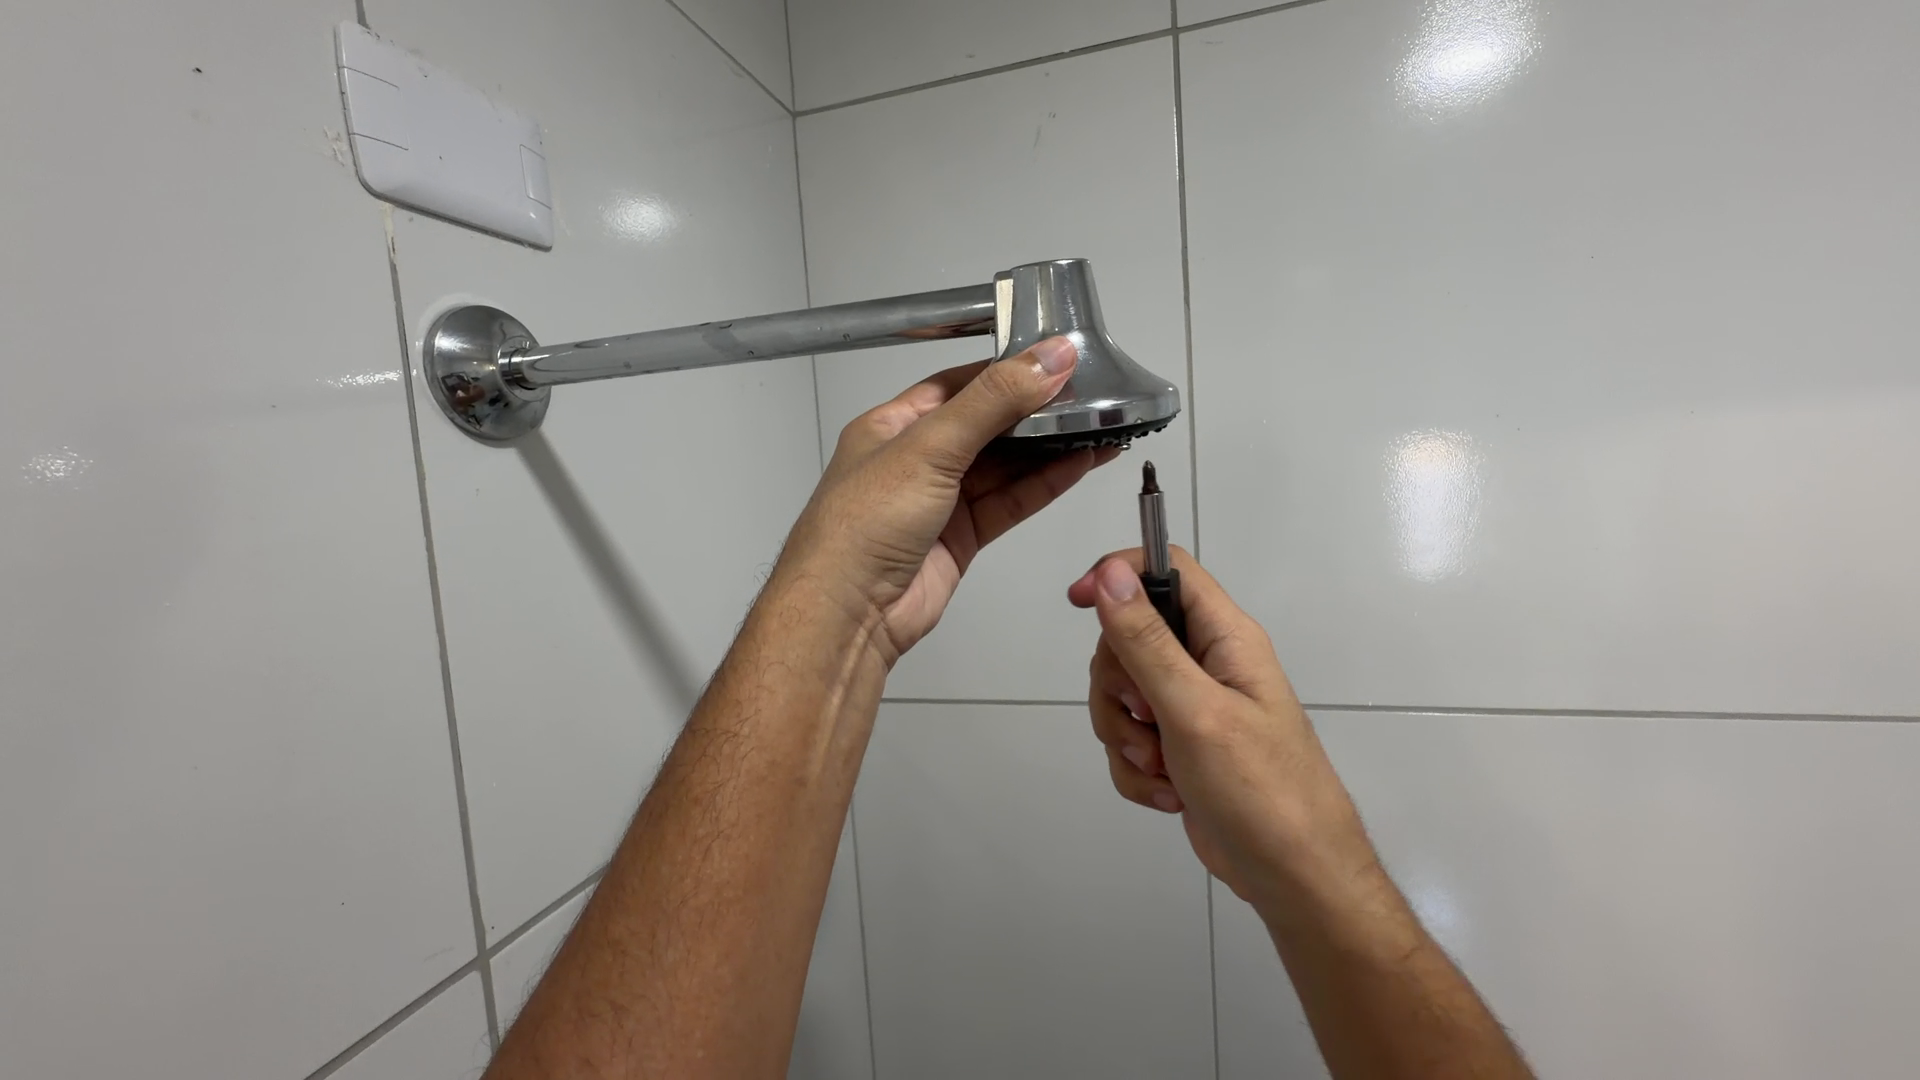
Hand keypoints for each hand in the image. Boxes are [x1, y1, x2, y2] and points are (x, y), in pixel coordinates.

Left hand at [779, 338, 1119, 663]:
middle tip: (1087, 394)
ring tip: (1098, 427)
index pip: (957, 385)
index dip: (1005, 370)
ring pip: (1005, 467)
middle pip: (987, 425)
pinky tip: (1078, 465)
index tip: (1053, 359)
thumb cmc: (861, 526)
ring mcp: (940, 501)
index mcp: (893, 426)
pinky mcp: (961, 538)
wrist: (849, 612)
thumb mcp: (929, 447)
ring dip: (1049, 449)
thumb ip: (992, 403)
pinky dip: (1044, 484)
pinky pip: (1010, 502)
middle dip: (1035, 412)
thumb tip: (1046, 359)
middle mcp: (916, 460)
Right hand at [1068, 548, 1375, 907]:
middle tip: (1143, 717)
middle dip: (1117, 685)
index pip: (1166, 570)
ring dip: (1124, 734)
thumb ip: (1146, 642)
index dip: (1118, 574)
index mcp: (1223, 637)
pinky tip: (1167, 796)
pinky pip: (1129, 739)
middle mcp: (1206, 662)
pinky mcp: (1177, 747)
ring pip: (1120, 693)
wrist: (1292, 880)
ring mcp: (1190, 707)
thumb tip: (1110, 574)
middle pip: (1128, 638)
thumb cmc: (1258, 788)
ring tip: (1158, 766)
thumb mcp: (1194, 709)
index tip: (1077, 603)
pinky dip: (1136, 769)